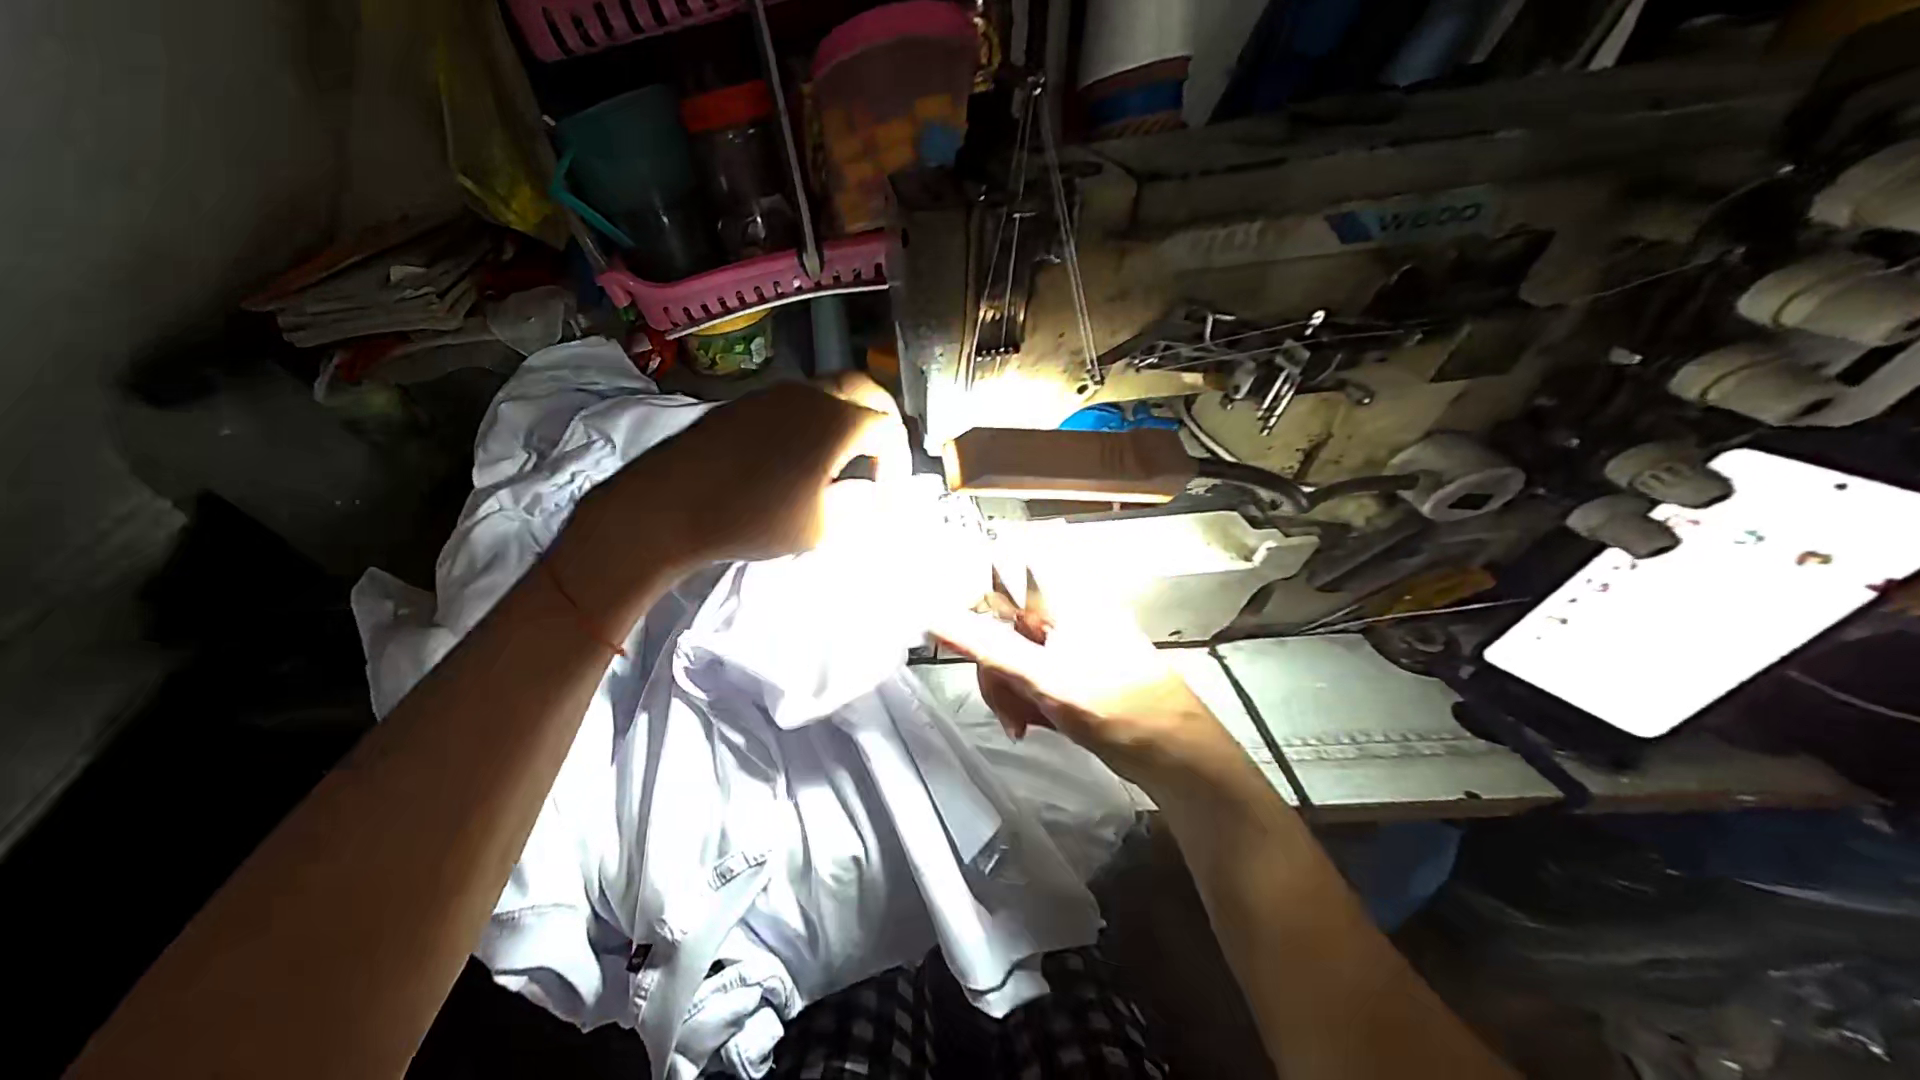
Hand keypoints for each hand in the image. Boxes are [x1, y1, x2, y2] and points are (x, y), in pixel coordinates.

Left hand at [547, 374, 910, 639]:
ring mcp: (773, 394)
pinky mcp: (745, 404)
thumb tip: (867, 490)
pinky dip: (814, 421)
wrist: (668, 506)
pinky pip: (795, 402)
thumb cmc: (754, 518)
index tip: (888, 496)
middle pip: (864, 390)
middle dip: (882, 420)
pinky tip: (801, 455)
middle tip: (882, 456)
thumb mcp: (820, 525)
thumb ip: (857, 503)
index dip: (898, 462)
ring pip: (828, 392)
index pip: (888, 428)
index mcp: (837, 420)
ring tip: (844, 458)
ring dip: (847, 419)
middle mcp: (810, 395)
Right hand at [931, 585, 1247, 789]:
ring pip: (1010, 651)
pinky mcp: (1070, 668)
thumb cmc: (1117, 708)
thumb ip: (984, 645)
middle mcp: (1063, 608)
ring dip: (1006, 688)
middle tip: (1004, 702)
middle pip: (998, 621)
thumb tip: (934, 617)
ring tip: (1022, 721)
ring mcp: (1067, 640)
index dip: (968, 602)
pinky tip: (1033, 722)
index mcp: (1063, 593)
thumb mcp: (1042, 676)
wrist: (1173, 754)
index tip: (948, 633)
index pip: (996, 574)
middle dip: (992, 666)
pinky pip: (1028, 673)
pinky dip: (1022, 697)